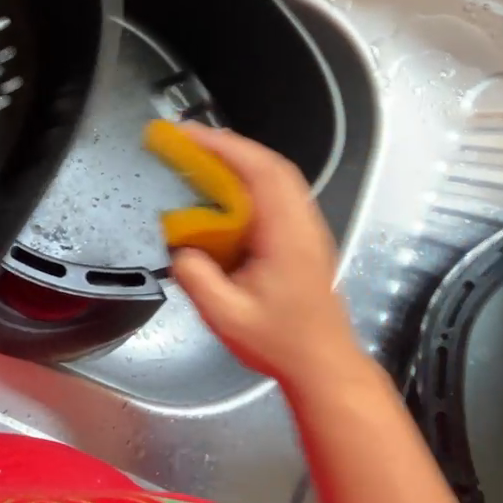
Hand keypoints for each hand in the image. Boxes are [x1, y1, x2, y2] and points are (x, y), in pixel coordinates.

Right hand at [167, 124, 366, 390]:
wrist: (324, 366)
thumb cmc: (280, 343)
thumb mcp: (226, 315)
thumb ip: (196, 278)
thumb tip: (179, 250)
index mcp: (287, 237)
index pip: (261, 173)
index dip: (224, 147)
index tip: (189, 136)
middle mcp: (302, 225)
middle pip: (272, 166)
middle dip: (229, 145)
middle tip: (188, 139)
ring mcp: (307, 231)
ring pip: (278, 178)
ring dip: (240, 159)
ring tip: (202, 155)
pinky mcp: (302, 240)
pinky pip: (277, 194)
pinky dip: (248, 178)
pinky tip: (224, 187)